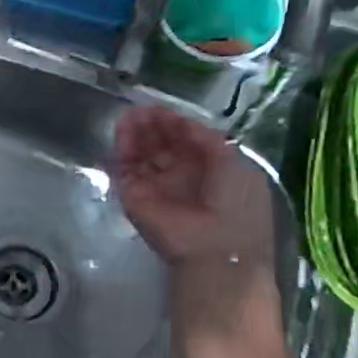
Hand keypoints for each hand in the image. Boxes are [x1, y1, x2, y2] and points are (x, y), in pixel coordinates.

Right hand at [113, 105, 276, 271]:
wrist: (216, 248)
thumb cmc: (235, 203)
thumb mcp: (231, 160)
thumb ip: (205, 139)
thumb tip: (181, 123)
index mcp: (208, 169)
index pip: (184, 141)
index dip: (171, 123)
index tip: (157, 109)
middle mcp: (180, 178)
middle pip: (160, 145)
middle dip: (150, 126)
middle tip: (138, 111)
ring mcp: (156, 189)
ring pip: (141, 156)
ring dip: (134, 135)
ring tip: (127, 119)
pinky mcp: (134, 199)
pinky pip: (125, 171)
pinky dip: (122, 153)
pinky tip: (123, 135)